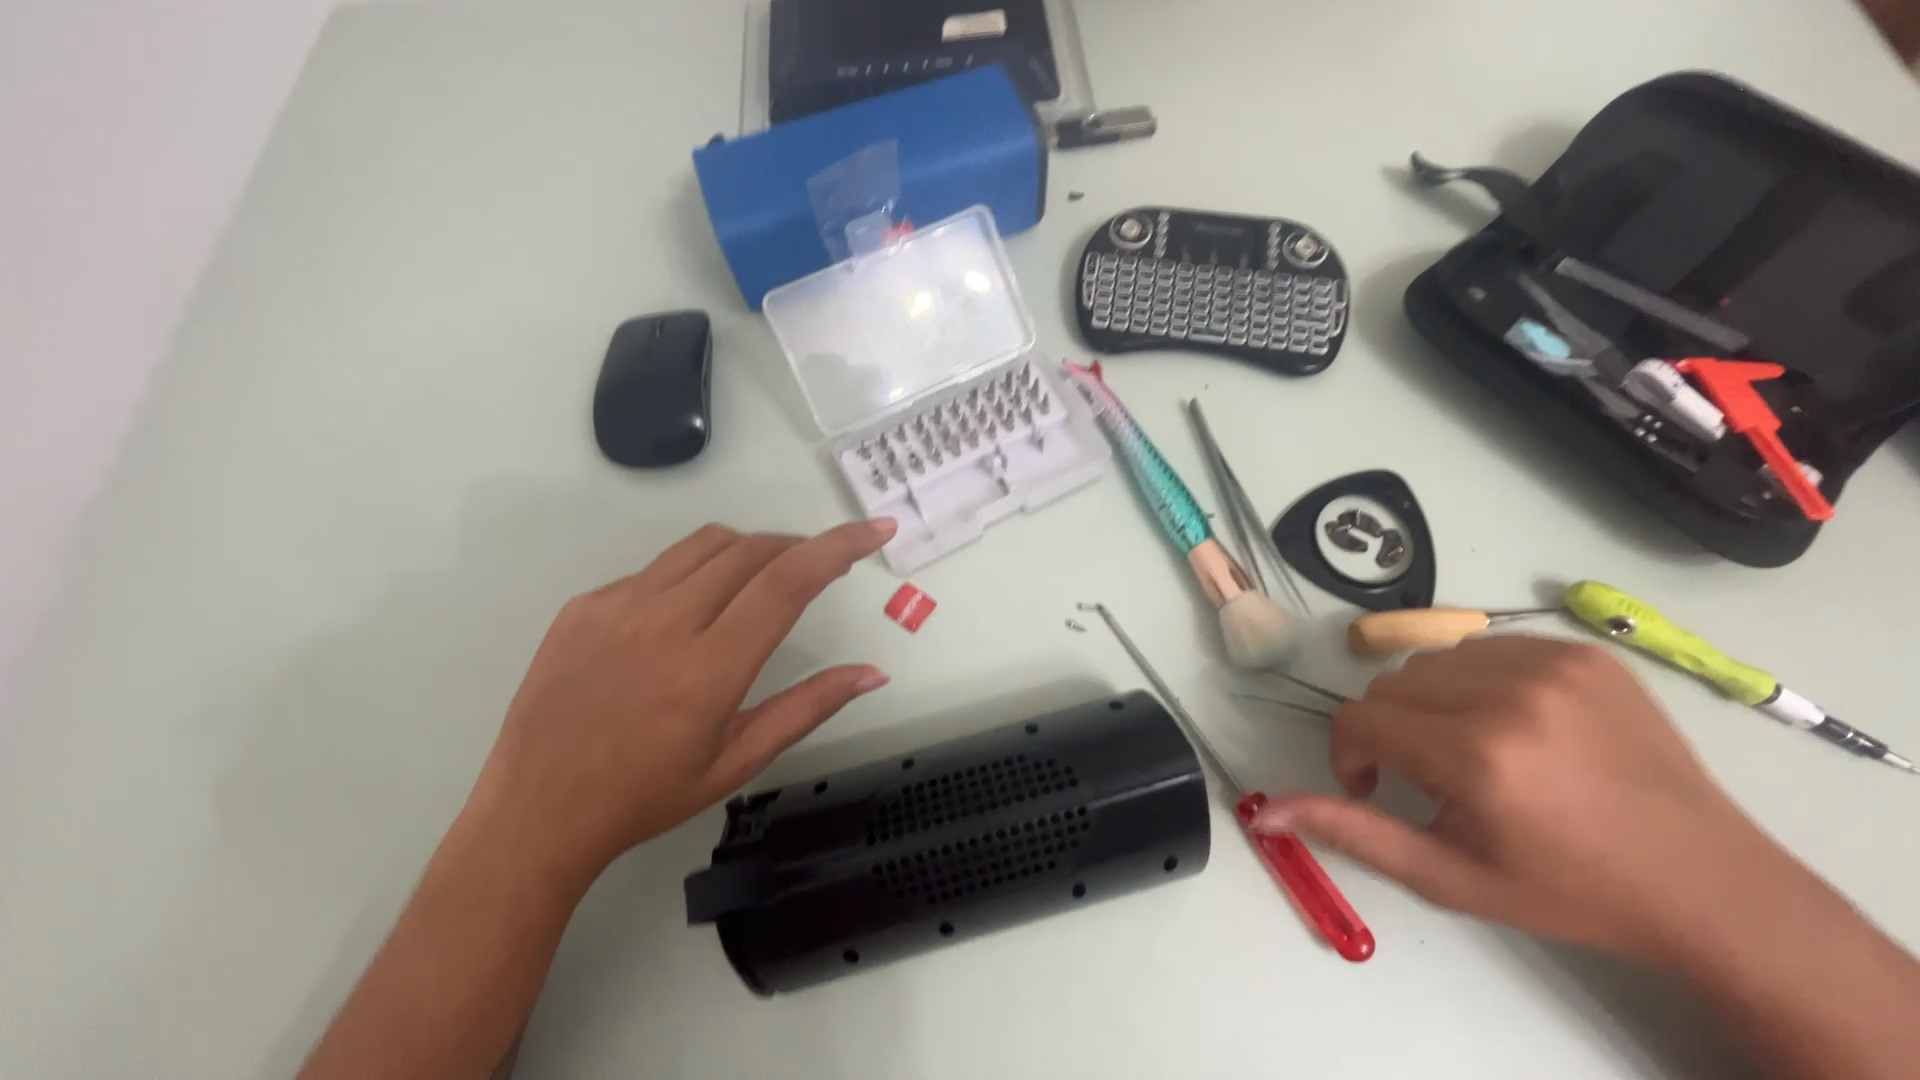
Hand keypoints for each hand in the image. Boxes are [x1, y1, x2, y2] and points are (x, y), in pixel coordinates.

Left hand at [463, 519, 896, 889]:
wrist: (538, 810)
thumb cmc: (648, 795)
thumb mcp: (738, 762)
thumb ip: (808, 707)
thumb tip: (872, 673)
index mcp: (708, 670)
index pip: (787, 582)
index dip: (839, 547)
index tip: (875, 529)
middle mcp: (662, 623)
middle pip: (751, 550)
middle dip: (798, 547)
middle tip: (820, 568)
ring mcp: (616, 606)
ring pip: (704, 545)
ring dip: (750, 551)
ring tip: (763, 581)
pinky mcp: (584, 604)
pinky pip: (657, 569)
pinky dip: (694, 575)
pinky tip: (689, 616)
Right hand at [1253, 636, 1789, 962]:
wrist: (1704, 882)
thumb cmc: (1565, 889)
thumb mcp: (1447, 876)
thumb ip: (1352, 832)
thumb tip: (1267, 810)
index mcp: (1476, 753)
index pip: (1359, 718)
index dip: (1351, 754)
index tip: (1378, 786)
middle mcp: (1510, 693)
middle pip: (1391, 684)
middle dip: (1392, 729)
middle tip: (1433, 776)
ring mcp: (1553, 664)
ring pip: (1434, 660)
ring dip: (1432, 702)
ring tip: (1474, 748)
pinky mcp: (1583, 653)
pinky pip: (1488, 646)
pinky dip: (1479, 681)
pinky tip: (1514, 724)